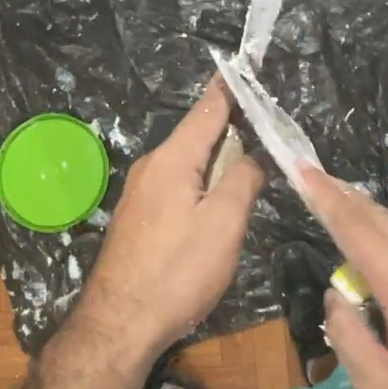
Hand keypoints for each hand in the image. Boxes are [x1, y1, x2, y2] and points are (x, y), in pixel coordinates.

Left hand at [75, 77, 266, 360]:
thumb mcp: (224, 224)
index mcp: (173, 158)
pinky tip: (218, 200)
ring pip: (188, 162)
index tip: (247, 65)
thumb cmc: (177, 271)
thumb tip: (254, 154)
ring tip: (252, 164)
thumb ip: (243, 180)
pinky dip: (202, 181)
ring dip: (219, 159)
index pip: (208, 109)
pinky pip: (177, 184)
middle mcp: (152, 165)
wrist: (119, 323)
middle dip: (232, 127)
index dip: (231, 88)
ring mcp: (141, 191)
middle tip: (268, 126)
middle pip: (199, 134)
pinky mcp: (139, 216)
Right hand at [304, 167, 387, 388]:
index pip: (360, 233)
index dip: (328, 200)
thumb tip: (337, 297)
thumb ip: (352, 339)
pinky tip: (386, 258)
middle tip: (317, 177)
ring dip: (373, 221)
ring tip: (343, 208)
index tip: (304, 171)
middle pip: (387, 224)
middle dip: (349, 198)